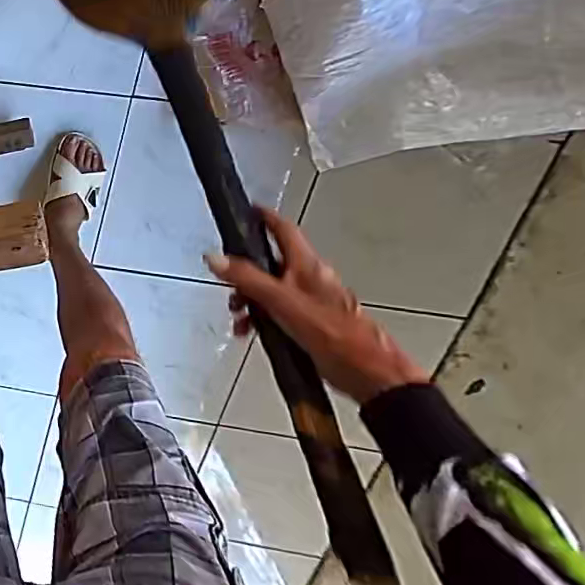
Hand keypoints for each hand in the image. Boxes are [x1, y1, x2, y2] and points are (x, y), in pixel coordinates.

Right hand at [207, 208, 427, 404]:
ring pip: (274, 290)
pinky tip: (255, 332)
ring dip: (252, 300)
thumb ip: (246, 279)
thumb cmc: (333, 334)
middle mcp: (312, 279)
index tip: (249, 210)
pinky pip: (281, 312)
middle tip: (229, 283)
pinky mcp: (315, 323)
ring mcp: (314, 301)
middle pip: (272, 263)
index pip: (284, 230)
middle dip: (245, 273)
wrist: (369, 374)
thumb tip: (215, 257)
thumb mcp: (280, 301)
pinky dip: (264, 318)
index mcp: (307, 266)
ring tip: (239, 316)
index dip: (265, 217)